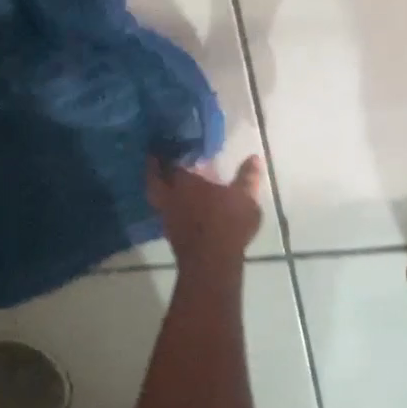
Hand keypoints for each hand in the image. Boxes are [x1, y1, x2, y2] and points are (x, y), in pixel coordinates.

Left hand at [147, 155, 264, 270]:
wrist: (212, 262)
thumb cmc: (228, 222)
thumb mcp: (245, 196)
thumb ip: (247, 177)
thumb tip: (254, 157)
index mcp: (185, 181)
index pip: (172, 161)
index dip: (169, 152)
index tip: (168, 146)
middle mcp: (171, 197)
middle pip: (154, 180)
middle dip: (153, 170)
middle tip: (154, 161)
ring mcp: (168, 218)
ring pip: (157, 199)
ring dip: (160, 191)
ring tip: (169, 185)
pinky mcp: (172, 236)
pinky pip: (166, 216)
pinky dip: (170, 209)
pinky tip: (181, 210)